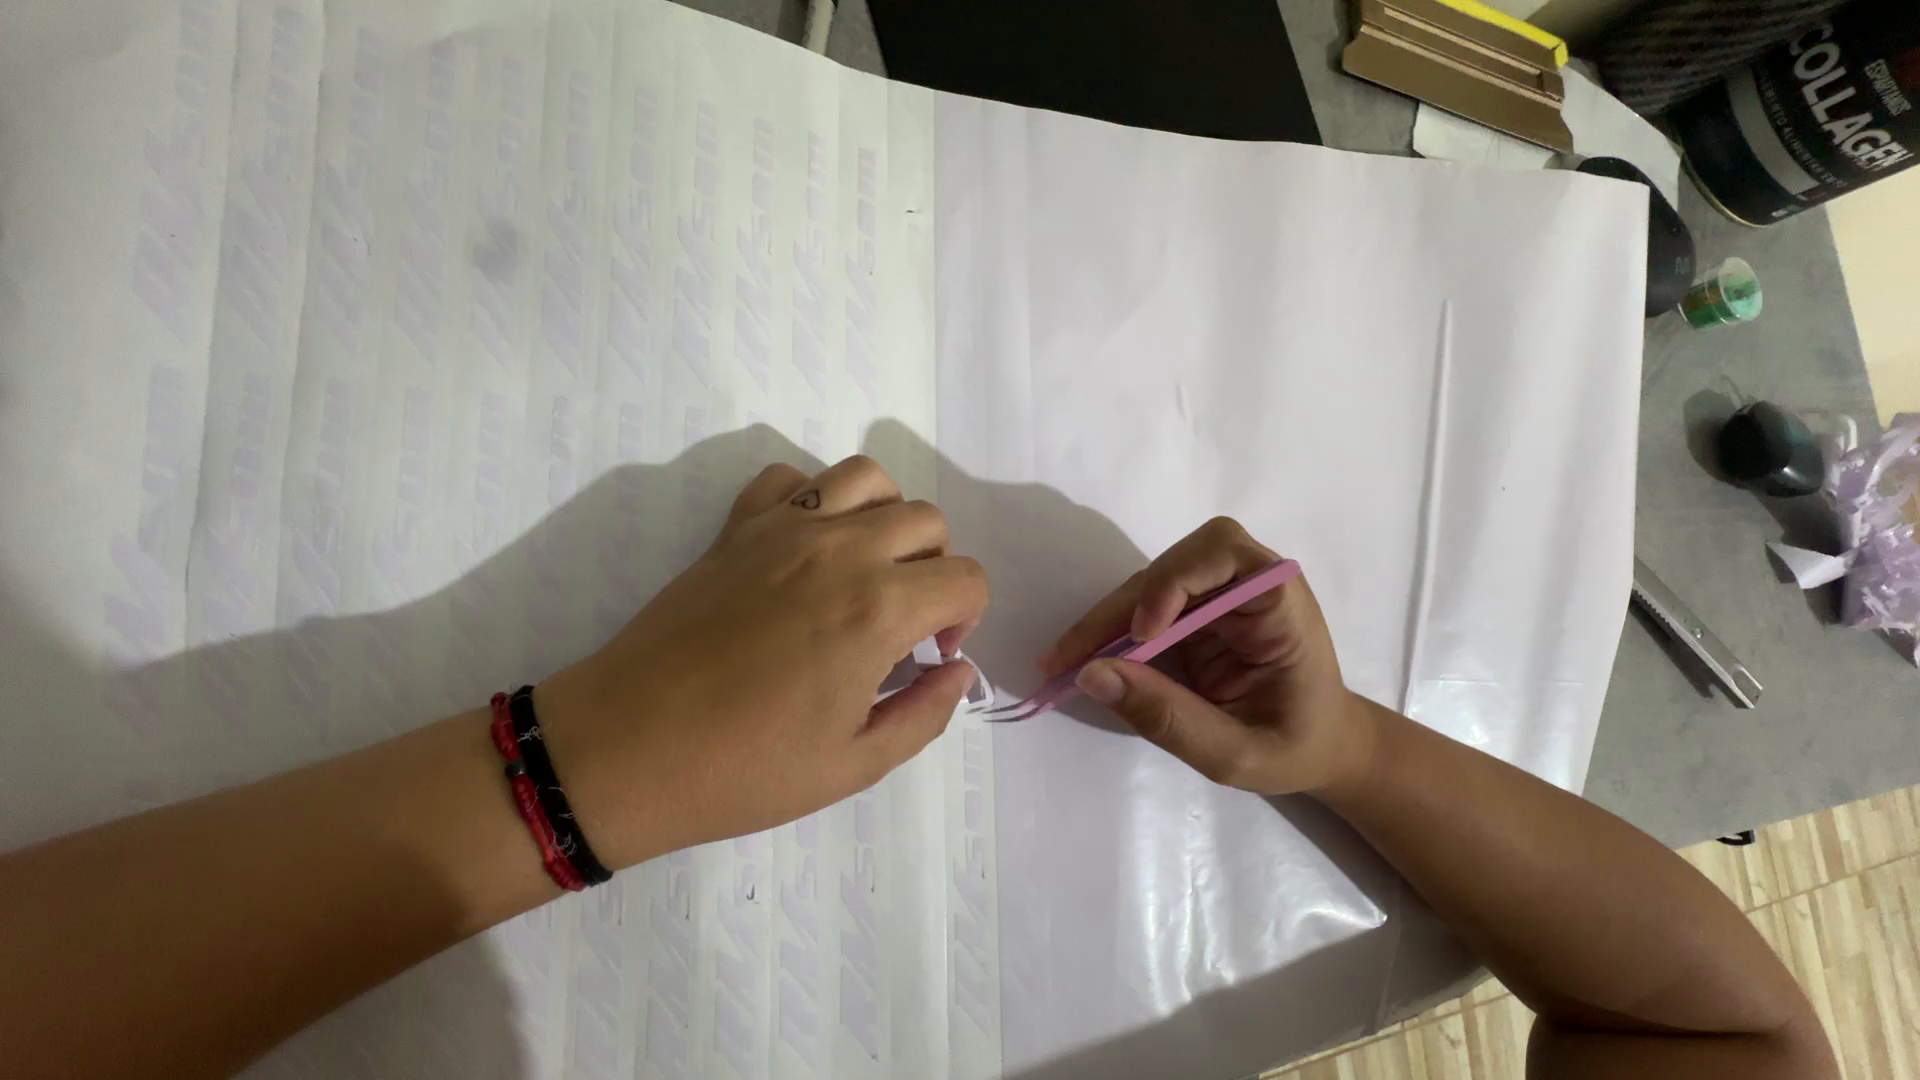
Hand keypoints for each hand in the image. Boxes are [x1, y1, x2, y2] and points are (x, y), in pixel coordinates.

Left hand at [535, 455, 988, 866]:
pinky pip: (791, 479)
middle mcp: (841, 550)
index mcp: (878, 609)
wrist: (627, 748)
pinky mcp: (736, 527)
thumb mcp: (856, 764)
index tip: (929, 655)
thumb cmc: (745, 768)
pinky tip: (806, 547)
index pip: (967, 578)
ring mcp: (784, 528)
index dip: (965, 617)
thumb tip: (958, 671)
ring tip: (866, 567)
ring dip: (887, 517)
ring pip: (868, 477)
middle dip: (935, 568)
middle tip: (903, 619)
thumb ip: (926, 714)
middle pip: (928, 520)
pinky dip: (814, 499)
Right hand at [1041, 517, 1371, 795]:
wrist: (1319, 746)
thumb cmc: (1295, 748)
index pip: (1222, 553)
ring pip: (1148, 583)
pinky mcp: (1194, 611)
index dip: (1174, 581)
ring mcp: (1217, 594)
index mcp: (1278, 604)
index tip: (1144, 636)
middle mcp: (1246, 584)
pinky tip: (1085, 658)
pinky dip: (1110, 630)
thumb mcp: (1235, 753)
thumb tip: (1092, 675)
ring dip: (1106, 619)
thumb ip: (1169, 717)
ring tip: (1064, 663)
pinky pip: (1143, 605)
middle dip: (1118, 609)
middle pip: (1171, 565)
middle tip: (1069, 659)